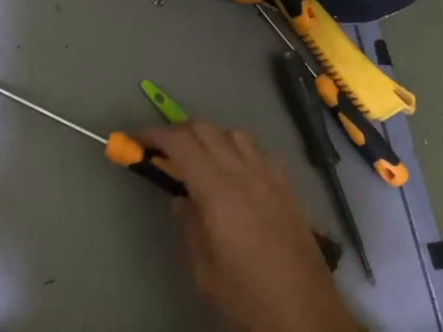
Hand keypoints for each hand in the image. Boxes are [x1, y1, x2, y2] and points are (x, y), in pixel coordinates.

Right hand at [141, 120, 354, 331]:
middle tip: (163, 153)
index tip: (135, 139)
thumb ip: (188, 224)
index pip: (178, 142)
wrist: (307, 315)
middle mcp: (242, 173)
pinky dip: (240, 151)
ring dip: (210, 138)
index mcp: (217, 190)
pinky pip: (259, 151)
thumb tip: (181, 198)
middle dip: (178, 132)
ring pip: (233, 134)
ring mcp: (269, 177)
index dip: (153, 134)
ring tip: (201, 161)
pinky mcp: (288, 188)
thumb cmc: (248, 294)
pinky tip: (237, 173)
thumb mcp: (204, 268)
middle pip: (204, 129)